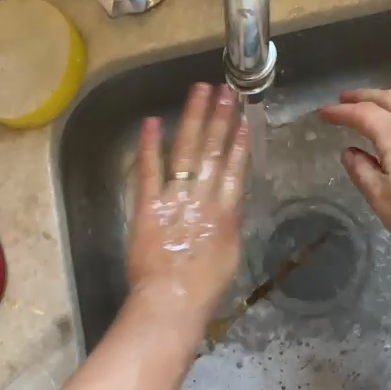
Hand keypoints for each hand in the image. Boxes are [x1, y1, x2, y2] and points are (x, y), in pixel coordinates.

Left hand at [126, 83, 249, 332]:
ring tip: (199, 92)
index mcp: (225, 212)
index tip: (242, 118)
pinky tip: (152, 122)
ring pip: (185, 151)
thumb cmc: (205, 288)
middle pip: (212, 151)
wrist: (174, 299)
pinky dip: (149, 145)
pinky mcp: (148, 206)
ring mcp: (174, 199)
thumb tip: (231, 208)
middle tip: (225, 90)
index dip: (238, 141)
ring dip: (193, 119)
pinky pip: (149, 170)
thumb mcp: (230, 256)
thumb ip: (230, 227)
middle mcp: (202, 198)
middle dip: (219, 118)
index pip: (234, 168)